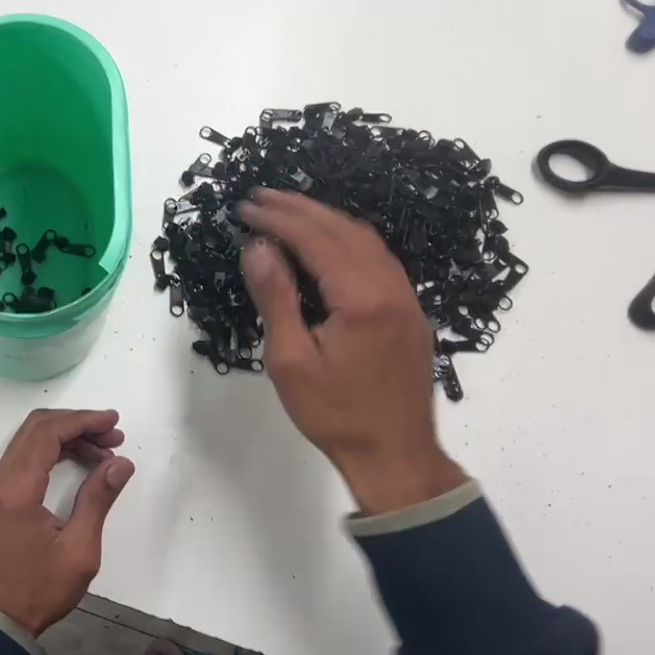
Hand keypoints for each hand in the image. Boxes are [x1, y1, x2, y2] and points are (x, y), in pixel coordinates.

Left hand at [0, 409, 134, 636]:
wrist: (0, 616)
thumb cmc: (40, 587)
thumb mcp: (79, 549)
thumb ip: (98, 500)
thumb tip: (121, 462)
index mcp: (18, 487)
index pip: (48, 432)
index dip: (83, 421)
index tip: (113, 422)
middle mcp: (2, 476)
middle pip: (38, 427)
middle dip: (77, 423)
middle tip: (113, 436)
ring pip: (32, 438)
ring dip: (68, 435)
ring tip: (106, 450)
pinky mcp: (2, 493)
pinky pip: (28, 455)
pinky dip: (55, 450)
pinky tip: (84, 462)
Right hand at [236, 189, 466, 515]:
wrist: (395, 456)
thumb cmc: (334, 414)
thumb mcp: (290, 360)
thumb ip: (275, 298)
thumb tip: (257, 247)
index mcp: (362, 299)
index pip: (316, 240)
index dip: (279, 219)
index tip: (245, 207)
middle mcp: (391, 289)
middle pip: (344, 230)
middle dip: (300, 208)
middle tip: (260, 197)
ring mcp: (406, 299)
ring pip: (366, 240)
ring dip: (324, 219)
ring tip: (286, 210)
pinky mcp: (408, 312)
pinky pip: (377, 258)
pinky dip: (345, 239)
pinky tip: (324, 242)